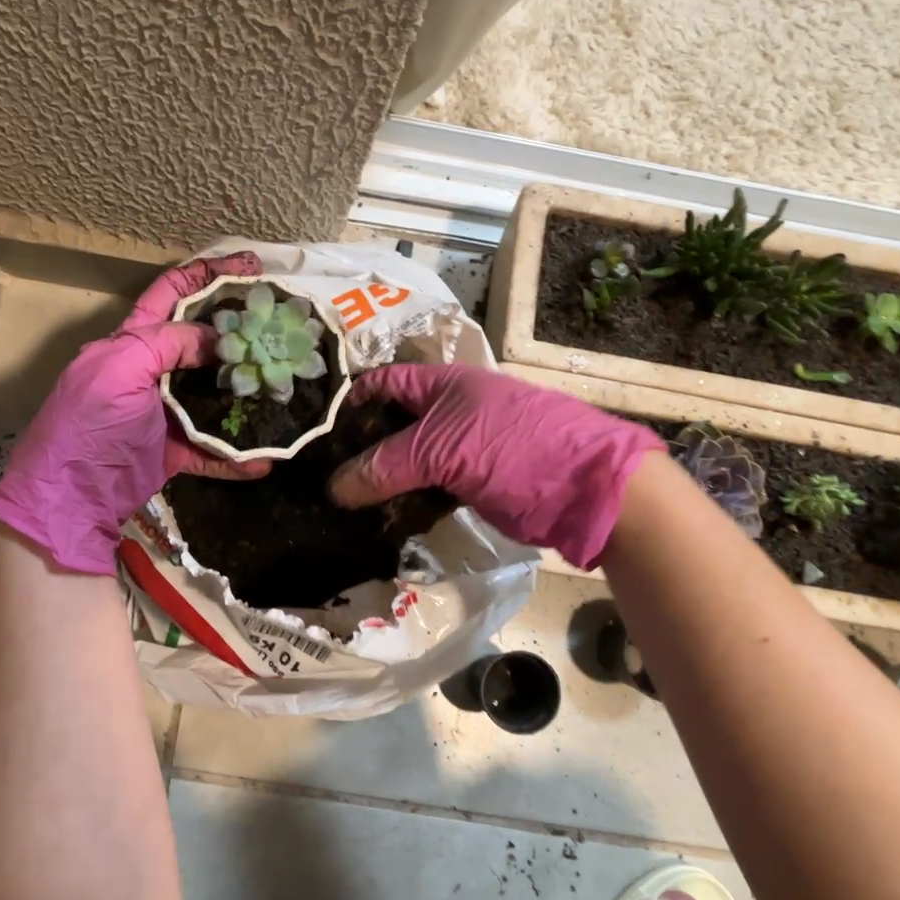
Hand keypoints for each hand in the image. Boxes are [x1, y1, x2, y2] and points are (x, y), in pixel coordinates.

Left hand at [0, 253, 270, 573]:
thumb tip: (218, 338)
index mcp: (130, 342)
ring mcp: (161, 414)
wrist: (71, 498)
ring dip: (245, 393)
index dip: (207, 274)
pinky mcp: (170, 453)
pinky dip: (236, 457)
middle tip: (280, 326)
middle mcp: (149, 372)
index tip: (250, 266)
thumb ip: (167, 343)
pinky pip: (211, 451)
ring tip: (284, 384)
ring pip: (211, 395)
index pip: (170, 292)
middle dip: (238, 332)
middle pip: (199, 341)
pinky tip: (265, 461)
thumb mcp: (121, 370)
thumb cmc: (90, 425)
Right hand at [327, 364, 663, 567]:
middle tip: (319, 472)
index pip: (382, 382)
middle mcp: (448, 410)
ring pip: (408, 460)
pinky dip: (403, 500)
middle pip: (392, 423)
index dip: (349, 401)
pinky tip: (376, 517)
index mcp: (441, 384)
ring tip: (339, 500)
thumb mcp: (439, 449)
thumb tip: (332, 490)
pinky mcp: (470, 482)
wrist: (583, 487)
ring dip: (379, 478)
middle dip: (359, 445)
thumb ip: (383, 467)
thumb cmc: (509, 446)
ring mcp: (460, 447)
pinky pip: (425, 487)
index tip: (316, 431)